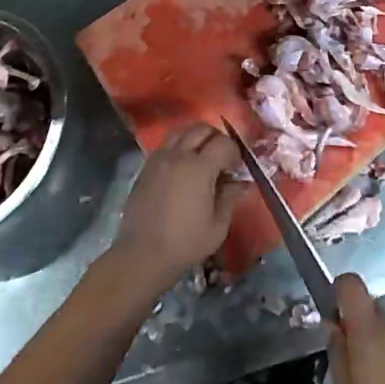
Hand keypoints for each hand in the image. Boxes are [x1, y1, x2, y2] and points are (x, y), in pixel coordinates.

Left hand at [108, 124, 249, 294]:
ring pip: (181, 132)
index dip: (235, 152)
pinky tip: (183, 169)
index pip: (223, 143)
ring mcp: (159, 159)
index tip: (236, 169)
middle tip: (222, 158)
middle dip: (217, 138)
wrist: (143, 254)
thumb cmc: (185, 243)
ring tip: (202, 159)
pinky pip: (166, 145)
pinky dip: (179, 147)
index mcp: (198, 168)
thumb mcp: (217, 226)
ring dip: (196, 139)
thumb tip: (242, 183)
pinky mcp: (146, 167)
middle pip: (201, 129)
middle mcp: (178, 156)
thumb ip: (230, 197)